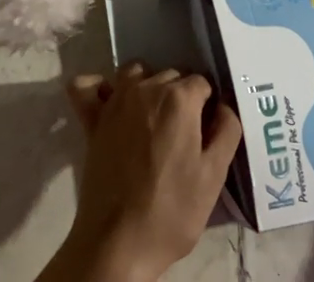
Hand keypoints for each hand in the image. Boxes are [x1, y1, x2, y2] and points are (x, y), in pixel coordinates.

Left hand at [37, 64, 242, 281]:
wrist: (119, 239)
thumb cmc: (172, 210)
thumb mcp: (214, 176)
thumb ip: (226, 132)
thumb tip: (224, 106)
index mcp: (179, 99)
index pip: (202, 84)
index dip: (207, 107)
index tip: (206, 133)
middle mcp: (145, 89)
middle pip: (171, 76)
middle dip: (181, 97)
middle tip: (184, 136)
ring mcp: (114, 101)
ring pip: (136, 73)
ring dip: (147, 86)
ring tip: (153, 120)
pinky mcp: (91, 119)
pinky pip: (87, 86)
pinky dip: (97, 87)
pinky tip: (109, 102)